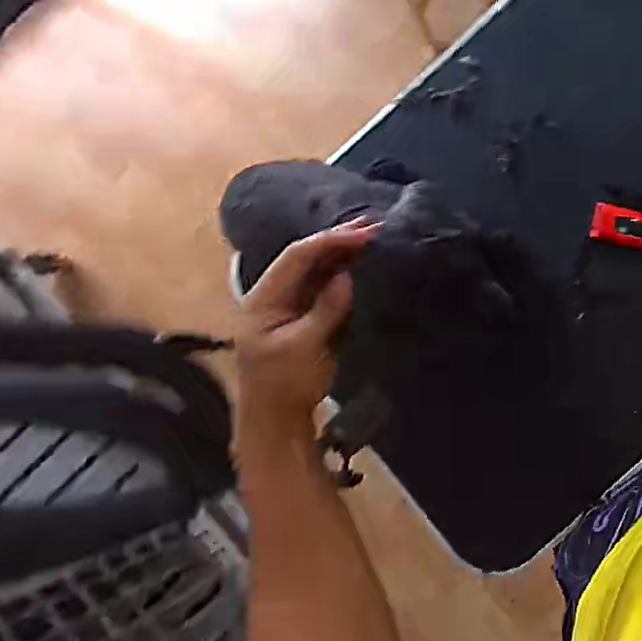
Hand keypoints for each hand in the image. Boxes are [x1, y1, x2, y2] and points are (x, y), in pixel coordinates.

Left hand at [235, 217, 379, 429]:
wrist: (277, 416)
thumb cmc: (285, 383)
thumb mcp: (305, 346)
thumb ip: (325, 310)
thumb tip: (346, 276)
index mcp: (265, 298)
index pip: (298, 257)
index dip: (331, 241)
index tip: (367, 234)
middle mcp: (276, 294)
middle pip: (307, 256)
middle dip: (340, 238)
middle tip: (376, 224)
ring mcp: (292, 303)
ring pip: (319, 268)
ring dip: (346, 251)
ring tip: (376, 236)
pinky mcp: (309, 314)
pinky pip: (328, 284)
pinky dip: (348, 270)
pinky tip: (367, 262)